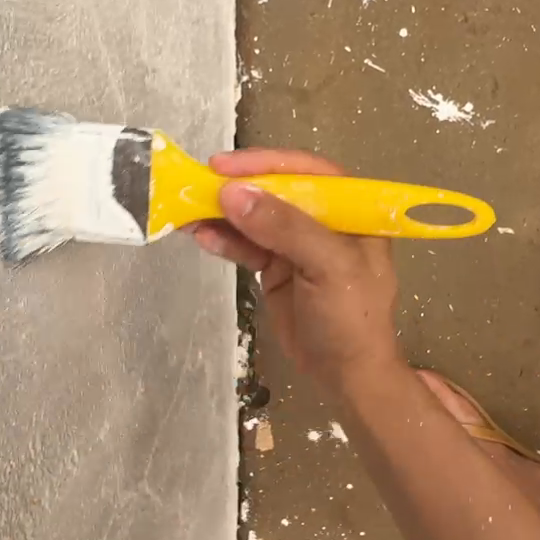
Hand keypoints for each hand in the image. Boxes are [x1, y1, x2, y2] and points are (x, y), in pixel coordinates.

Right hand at [190, 150, 402, 394]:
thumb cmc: (351, 319)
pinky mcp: (277, 269)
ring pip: (257, 218)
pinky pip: (248, 247)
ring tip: (188, 211)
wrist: (347, 376)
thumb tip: (233, 194)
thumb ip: (285, 228)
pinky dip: (225, 241)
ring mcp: (299, 245)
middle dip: (240, 188)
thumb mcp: (328, 268)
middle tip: (199, 184)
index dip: (267, 163)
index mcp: (350, 212)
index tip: (225, 166)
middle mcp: (324, 221)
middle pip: (277, 191)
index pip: (308, 172)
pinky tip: (201, 236)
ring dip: (224, 214)